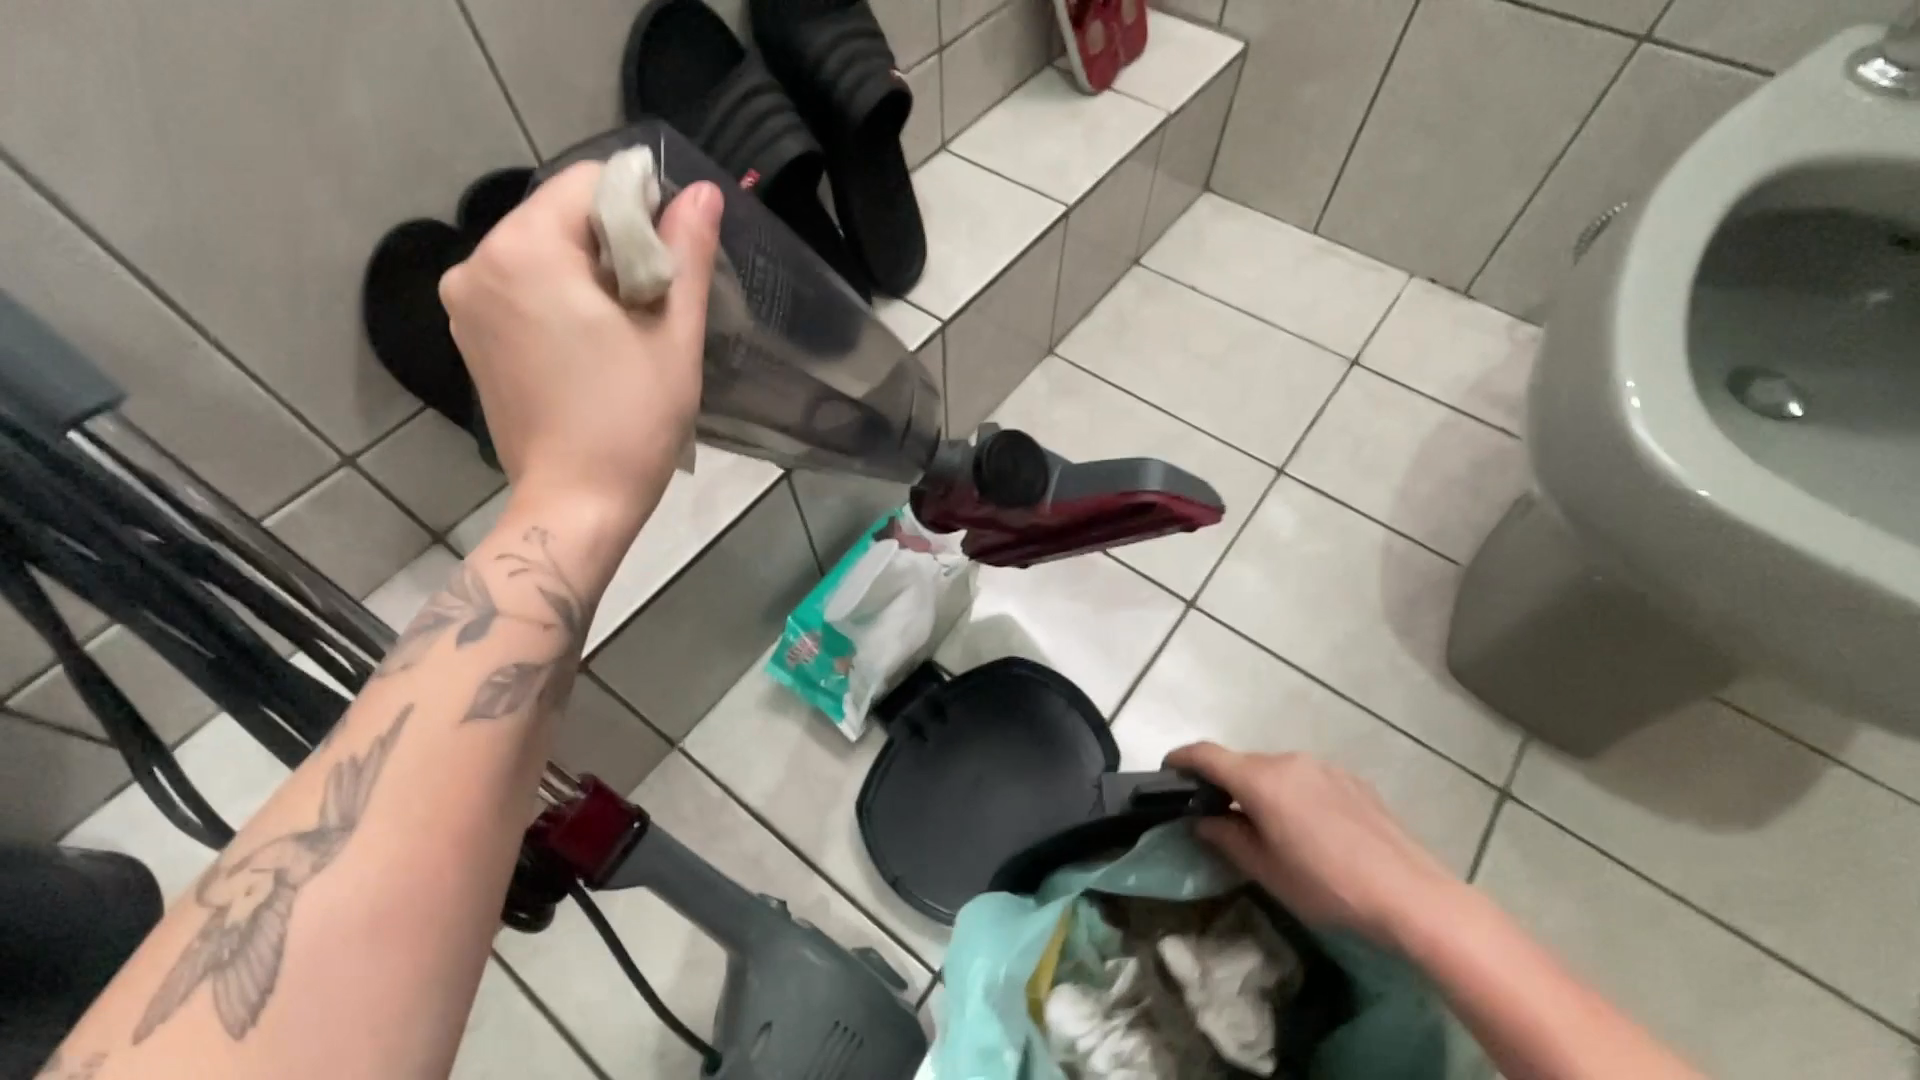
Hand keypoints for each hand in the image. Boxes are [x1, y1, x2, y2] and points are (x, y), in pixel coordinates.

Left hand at [439, 163, 722, 523]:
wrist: (576, 502)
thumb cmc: (632, 420)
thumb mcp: (674, 334)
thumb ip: (687, 253)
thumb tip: (702, 193)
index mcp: (526, 250)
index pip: (589, 182)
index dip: (644, 208)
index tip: (674, 263)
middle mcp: (478, 262)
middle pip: (562, 216)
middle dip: (615, 243)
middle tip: (657, 303)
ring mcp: (466, 302)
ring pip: (543, 252)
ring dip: (589, 272)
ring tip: (627, 328)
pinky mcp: (470, 335)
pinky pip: (522, 287)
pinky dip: (560, 298)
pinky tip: (592, 345)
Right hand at [1167, 743, 1459, 947]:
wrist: (1412, 896)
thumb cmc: (1328, 886)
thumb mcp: (1267, 871)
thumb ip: (1227, 838)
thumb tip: (1204, 821)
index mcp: (1261, 780)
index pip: (1207, 755)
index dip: (1182, 759)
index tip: (1167, 771)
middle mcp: (1290, 761)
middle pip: (1243, 763)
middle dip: (1224, 783)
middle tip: (1216, 816)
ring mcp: (1325, 768)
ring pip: (1277, 771)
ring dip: (1261, 790)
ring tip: (1266, 827)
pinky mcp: (1352, 781)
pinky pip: (1307, 779)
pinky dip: (1293, 794)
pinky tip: (1309, 830)